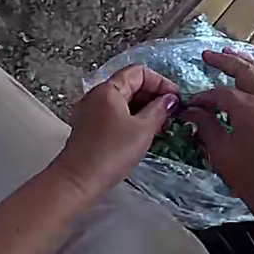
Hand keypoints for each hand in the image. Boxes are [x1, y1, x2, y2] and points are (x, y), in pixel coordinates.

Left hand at [51, 65, 180, 197]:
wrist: (78, 180)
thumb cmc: (111, 153)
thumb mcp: (142, 130)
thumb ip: (159, 110)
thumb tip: (170, 99)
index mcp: (108, 90)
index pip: (139, 72)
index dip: (160, 82)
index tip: (175, 99)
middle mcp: (96, 95)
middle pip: (130, 84)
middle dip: (153, 96)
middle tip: (170, 114)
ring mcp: (90, 111)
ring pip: (123, 101)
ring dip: (143, 109)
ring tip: (160, 126)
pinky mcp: (89, 126)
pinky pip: (114, 114)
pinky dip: (131, 118)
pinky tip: (143, 134)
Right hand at [183, 51, 253, 216]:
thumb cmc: (249, 178)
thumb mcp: (221, 151)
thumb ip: (206, 125)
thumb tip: (191, 111)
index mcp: (252, 110)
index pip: (222, 94)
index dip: (203, 97)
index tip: (190, 104)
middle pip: (246, 71)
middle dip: (225, 61)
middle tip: (207, 55)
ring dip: (246, 63)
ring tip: (230, 54)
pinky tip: (252, 75)